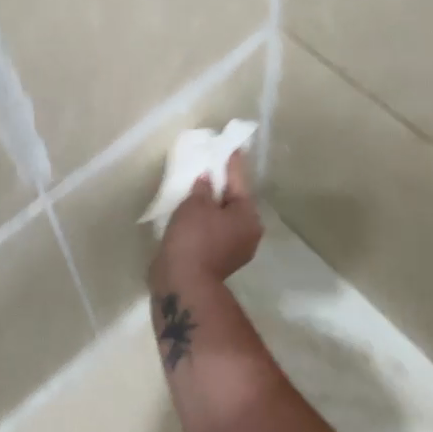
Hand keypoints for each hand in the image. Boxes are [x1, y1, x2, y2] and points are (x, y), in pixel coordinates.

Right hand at [151, 150, 262, 288]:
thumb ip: (204, 187)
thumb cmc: (194, 238)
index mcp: (248, 216)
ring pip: (223, 218)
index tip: (231, 147)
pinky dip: (204, 221)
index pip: (239, 182)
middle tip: (209, 167)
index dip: (232, 163)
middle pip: (234, 201)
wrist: (183, 284)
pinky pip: (213, 231)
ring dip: (211, 205)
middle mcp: (248, 233)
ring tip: (196, 189)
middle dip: (221, 186)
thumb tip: (208, 179)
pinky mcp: (218, 261)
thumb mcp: (196, 204)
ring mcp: (235, 250)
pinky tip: (190, 213)